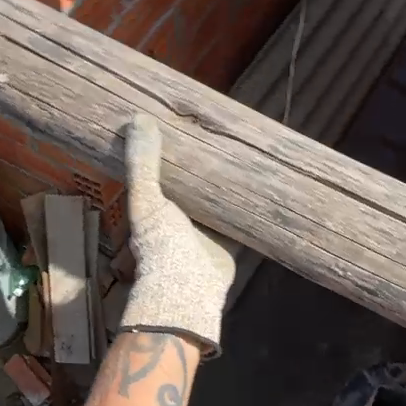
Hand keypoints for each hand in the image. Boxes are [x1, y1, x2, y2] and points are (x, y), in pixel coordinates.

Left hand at [117, 113, 235, 355]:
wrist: (187, 287)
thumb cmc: (160, 243)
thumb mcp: (146, 198)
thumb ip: (142, 163)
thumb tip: (139, 118)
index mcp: (159, 204)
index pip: (167, 170)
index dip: (175, 150)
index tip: (188, 124)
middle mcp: (183, 215)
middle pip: (199, 183)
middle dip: (209, 164)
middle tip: (225, 132)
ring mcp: (209, 228)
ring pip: (222, 198)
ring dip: (233, 182)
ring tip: (249, 150)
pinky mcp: (232, 239)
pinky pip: (245, 217)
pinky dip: (253, 204)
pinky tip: (266, 181)